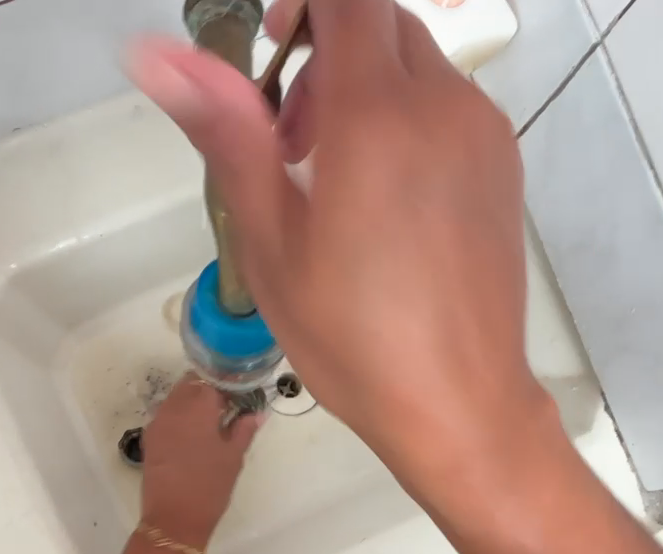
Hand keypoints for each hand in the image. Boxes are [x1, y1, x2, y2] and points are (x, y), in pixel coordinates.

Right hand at [127, 0, 558, 501]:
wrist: (458, 403)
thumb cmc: (354, 340)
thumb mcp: (272, 245)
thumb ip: (227, 135)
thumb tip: (158, 53)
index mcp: (376, 117)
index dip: (302, 5)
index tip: (274, 61)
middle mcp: (444, 106)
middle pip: (382, 25)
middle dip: (327, 60)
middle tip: (294, 146)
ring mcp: (484, 136)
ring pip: (419, 67)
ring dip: (367, 94)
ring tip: (338, 186)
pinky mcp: (504, 170)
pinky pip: (450, 110)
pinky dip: (409, 126)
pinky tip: (388, 209)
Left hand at [140, 376, 263, 548]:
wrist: (174, 518)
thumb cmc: (210, 486)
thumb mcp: (234, 458)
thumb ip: (244, 430)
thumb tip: (256, 414)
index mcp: (198, 407)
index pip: (213, 380)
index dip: (227, 387)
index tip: (239, 399)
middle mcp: (173, 407)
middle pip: (190, 384)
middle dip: (207, 390)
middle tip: (225, 409)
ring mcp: (157, 422)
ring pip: (175, 398)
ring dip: (192, 403)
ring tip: (210, 424)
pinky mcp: (149, 438)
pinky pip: (166, 416)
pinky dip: (179, 417)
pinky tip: (193, 437)